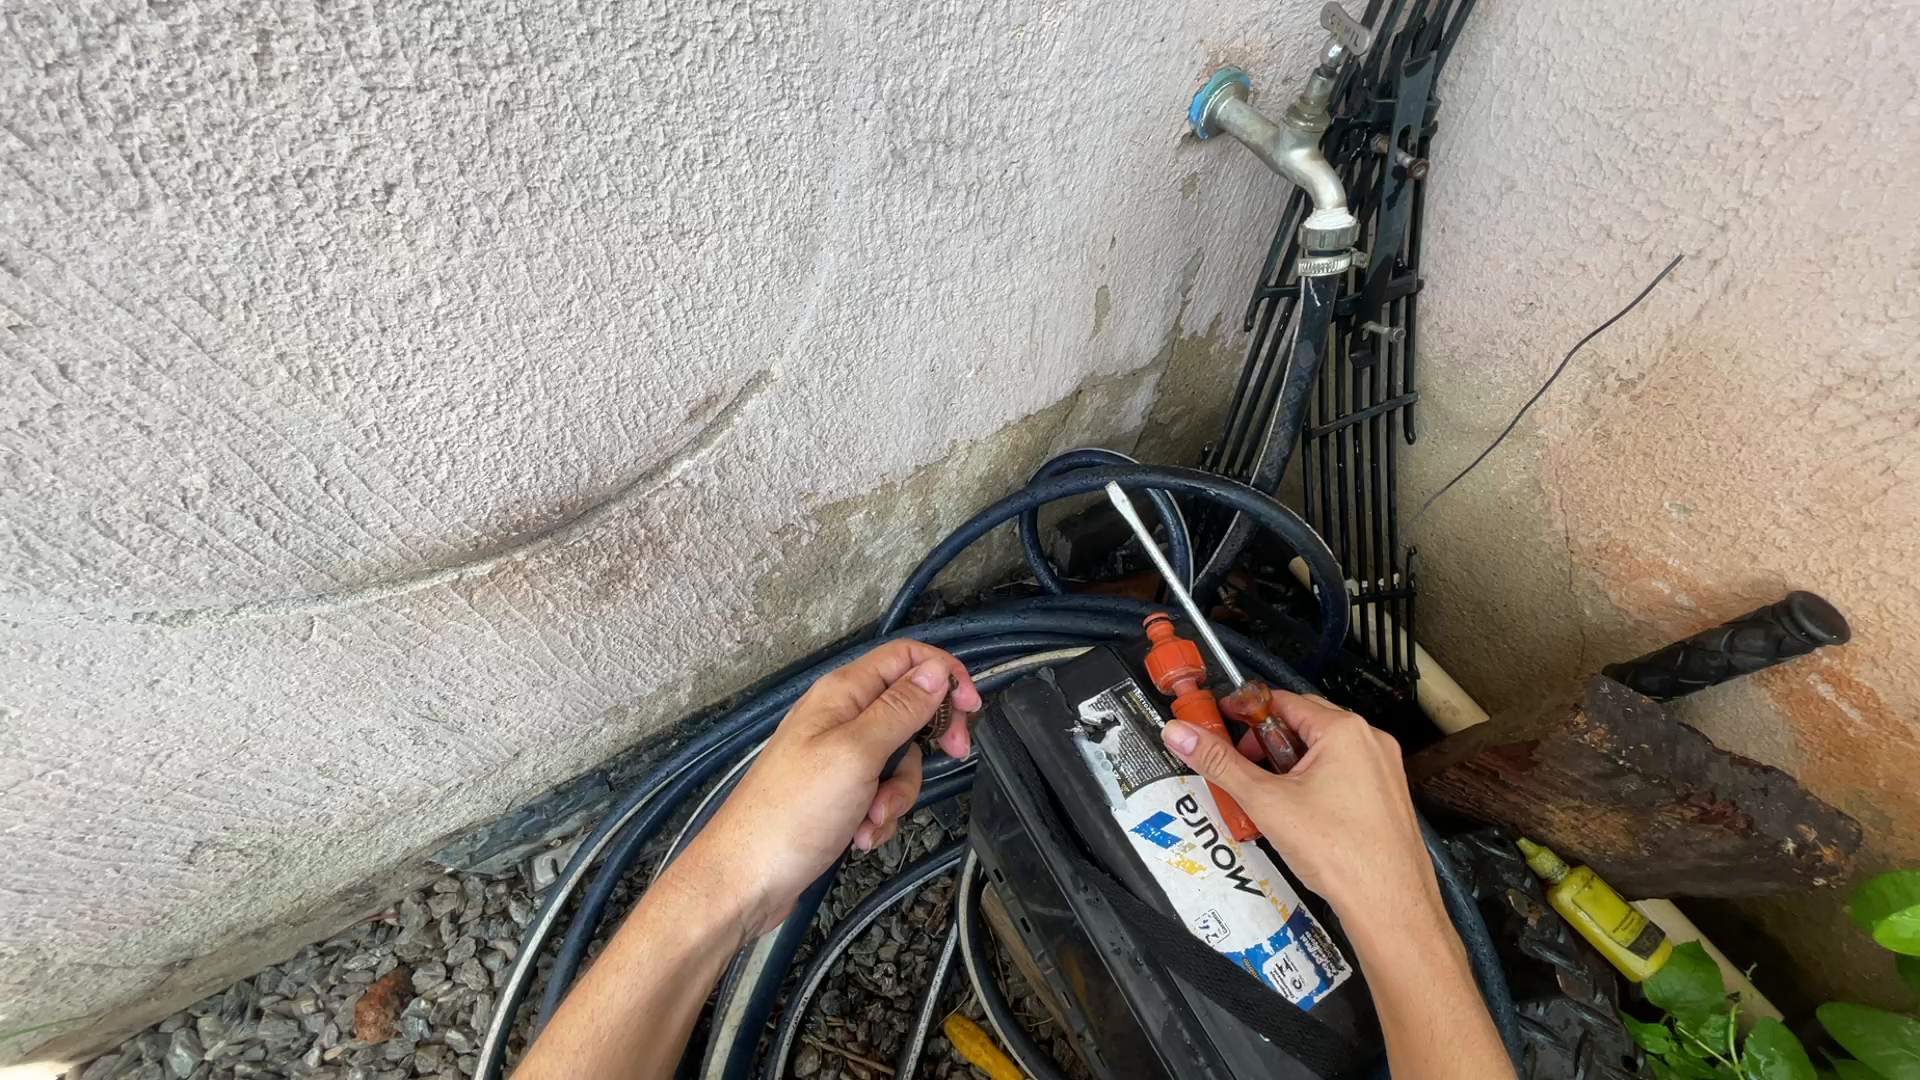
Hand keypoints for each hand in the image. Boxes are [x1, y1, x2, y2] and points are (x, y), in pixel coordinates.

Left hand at [664, 641, 981, 943]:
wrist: (745, 881)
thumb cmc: (791, 813)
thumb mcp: (857, 753)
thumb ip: (900, 708)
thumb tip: (936, 670)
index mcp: (844, 693)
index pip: (907, 658)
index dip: (944, 674)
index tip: (971, 705)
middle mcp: (843, 716)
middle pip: (911, 706)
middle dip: (931, 738)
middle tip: (952, 755)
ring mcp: (841, 754)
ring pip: (902, 756)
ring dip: (900, 790)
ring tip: (873, 815)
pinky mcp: (841, 791)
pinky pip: (884, 790)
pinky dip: (882, 813)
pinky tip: (861, 834)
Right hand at [1159, 689, 1436, 920]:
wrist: (1391, 912)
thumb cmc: (1340, 854)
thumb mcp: (1264, 800)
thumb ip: (1218, 762)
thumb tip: (1181, 734)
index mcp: (1344, 731)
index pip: (1280, 700)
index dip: (1243, 711)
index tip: (1220, 724)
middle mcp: (1369, 742)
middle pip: (1299, 722)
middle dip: (1262, 741)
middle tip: (1239, 764)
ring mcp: (1382, 770)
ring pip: (1318, 749)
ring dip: (1284, 763)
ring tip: (1264, 794)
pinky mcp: (1385, 796)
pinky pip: (1338, 771)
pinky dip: (1309, 780)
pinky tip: (1294, 810)